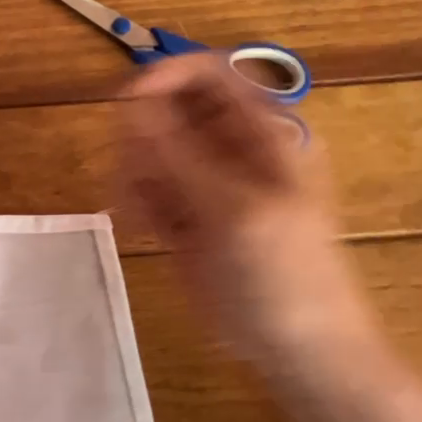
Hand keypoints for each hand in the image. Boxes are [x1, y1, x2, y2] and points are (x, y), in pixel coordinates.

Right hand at [119, 55, 379, 369]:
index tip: (125, 102)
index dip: (165, 76)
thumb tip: (132, 102)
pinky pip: (141, 183)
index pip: (209, 73)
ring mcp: (203, 178)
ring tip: (138, 213)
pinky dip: (131, 198)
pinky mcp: (180, 210)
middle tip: (135, 174)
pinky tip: (139, 227)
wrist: (297, 347)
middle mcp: (230, 145)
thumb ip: (180, 153)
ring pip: (144, 146)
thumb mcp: (235, 209)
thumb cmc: (284, 274)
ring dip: (131, 172)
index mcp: (264, 131)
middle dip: (140, 136)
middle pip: (165, 107)